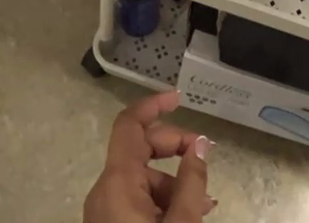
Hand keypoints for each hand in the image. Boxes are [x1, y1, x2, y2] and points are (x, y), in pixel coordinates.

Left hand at [84, 91, 215, 222]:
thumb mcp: (181, 222)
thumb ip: (192, 181)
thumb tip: (200, 144)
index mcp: (117, 181)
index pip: (129, 123)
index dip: (154, 104)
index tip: (179, 98)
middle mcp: (105, 189)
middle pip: (140, 148)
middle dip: (175, 145)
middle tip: (205, 154)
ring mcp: (103, 209)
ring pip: (142, 177)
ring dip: (173, 180)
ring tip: (204, 201)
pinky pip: (136, 198)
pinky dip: (161, 198)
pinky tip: (186, 211)